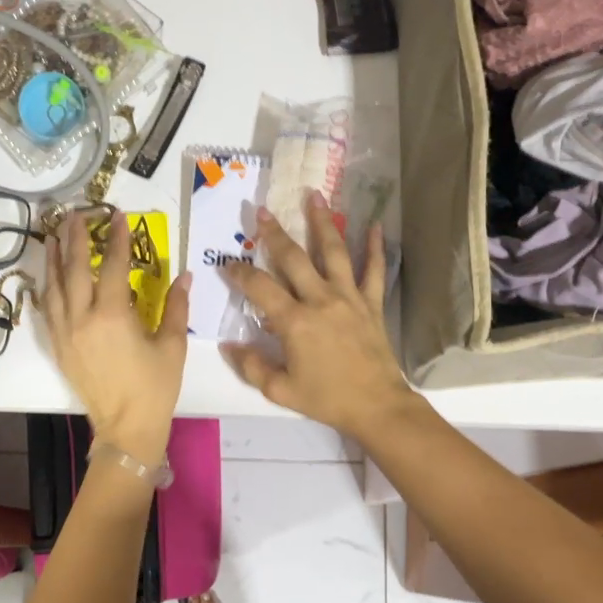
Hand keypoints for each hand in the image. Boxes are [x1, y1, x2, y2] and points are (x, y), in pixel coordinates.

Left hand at [40, 209, 190, 461]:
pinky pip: (48, 311)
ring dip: (54, 259)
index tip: (118, 216)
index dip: (116, 238)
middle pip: (74, 268)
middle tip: (75, 214)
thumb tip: (185, 275)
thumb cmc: (154, 389)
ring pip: (54, 287)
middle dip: (74, 238)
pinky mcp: (60, 348)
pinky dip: (46, 290)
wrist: (126, 428)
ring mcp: (66, 334)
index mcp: (113, 315)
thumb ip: (176, 307)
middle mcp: (83, 319)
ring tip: (54, 236)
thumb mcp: (172, 346)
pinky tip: (47, 277)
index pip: (112, 265)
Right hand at [221, 191, 417, 436]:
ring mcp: (349, 298)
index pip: (260, 288)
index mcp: (294, 322)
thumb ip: (251, 365)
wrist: (376, 405)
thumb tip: (229, 346)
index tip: (226, 264)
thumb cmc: (325, 399)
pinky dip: (374, 248)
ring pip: (334, 252)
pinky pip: (374, 271)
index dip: (240, 274)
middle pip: (294, 258)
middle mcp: (321, 300)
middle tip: (262, 211)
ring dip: (322, 223)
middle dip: (275, 234)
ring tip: (314, 196)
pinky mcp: (372, 304)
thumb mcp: (279, 390)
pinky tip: (375, 225)